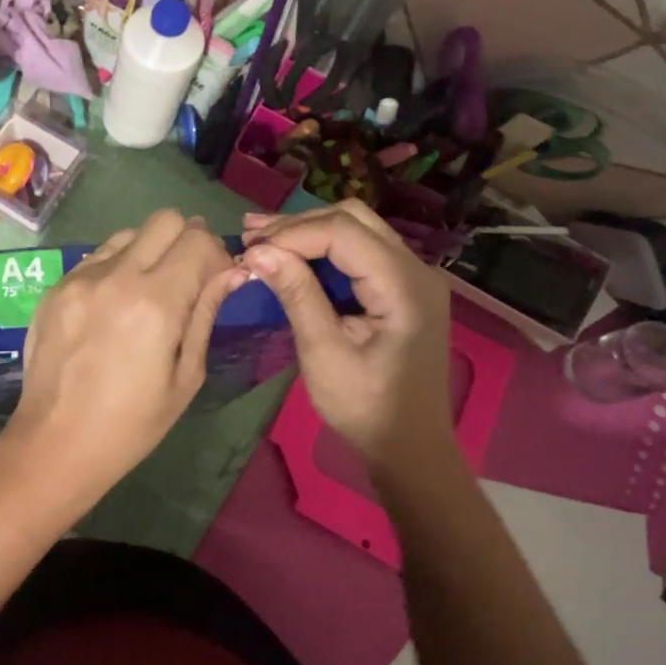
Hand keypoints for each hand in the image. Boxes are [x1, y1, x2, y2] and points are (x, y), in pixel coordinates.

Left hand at [0, 210, 246, 503]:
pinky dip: (116, 266)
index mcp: (155, 302)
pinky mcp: (56, 287)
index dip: (216, 255)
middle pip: (164, 220)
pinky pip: (96, 256)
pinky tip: (114, 304)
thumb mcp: (185, 376)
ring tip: (149, 292)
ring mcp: (80, 277)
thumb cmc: (131, 423)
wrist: (56, 441)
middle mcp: (115, 276)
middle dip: (185, 240)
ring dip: (148, 250)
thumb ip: (204, 314)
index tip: (218, 279)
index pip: (198, 240)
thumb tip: (231, 272)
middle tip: (188, 277)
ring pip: (127, 233)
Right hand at [239, 200, 454, 469]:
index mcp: (404, 286)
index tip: (249, 251)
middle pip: (352, 219)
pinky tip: (290, 254)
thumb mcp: (323, 353)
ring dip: (308, 230)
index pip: (343, 233)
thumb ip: (296, 295)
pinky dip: (322, 247)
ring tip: (259, 238)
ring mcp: (412, 276)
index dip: (292, 234)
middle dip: (297, 225)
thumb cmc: (365, 407)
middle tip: (249, 238)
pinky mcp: (401, 287)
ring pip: (356, 228)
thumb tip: (257, 251)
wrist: (409, 444)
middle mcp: (416, 269)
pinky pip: (361, 249)